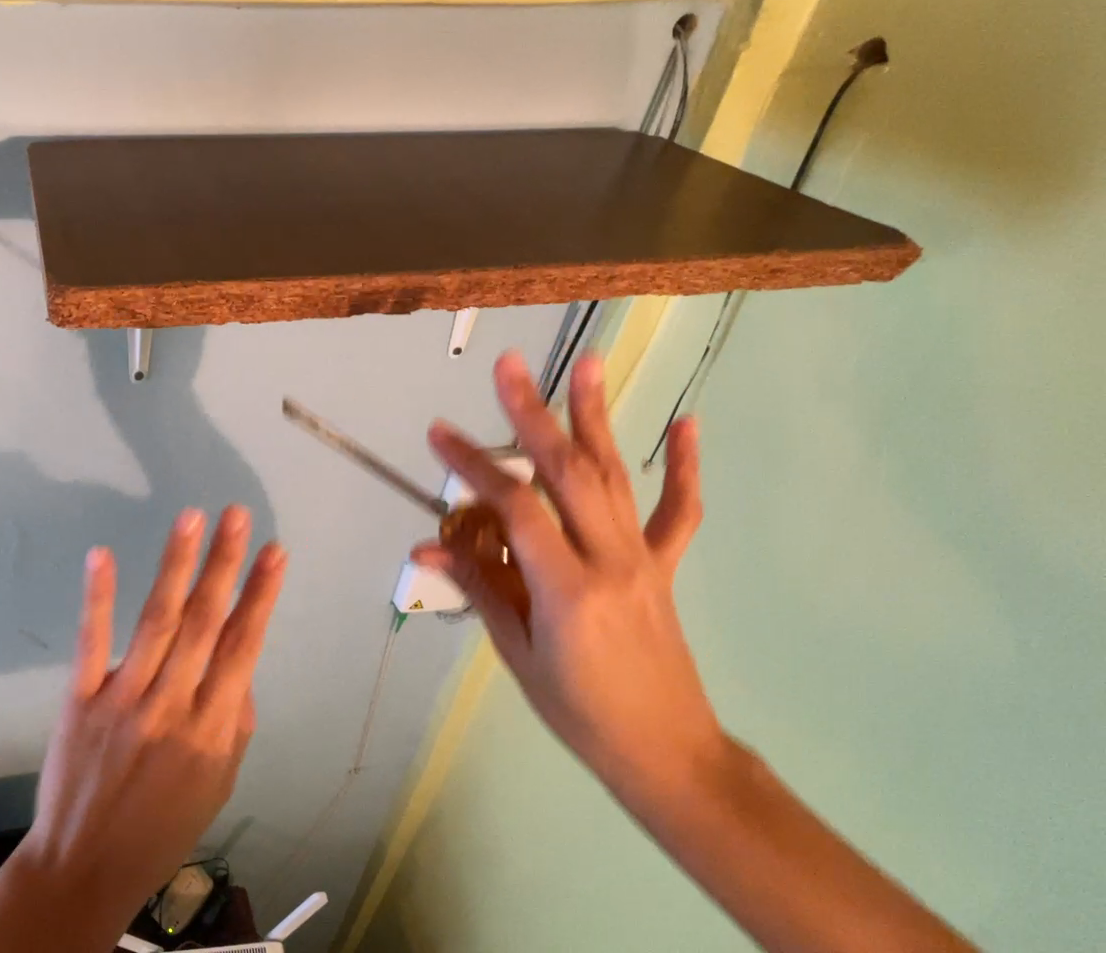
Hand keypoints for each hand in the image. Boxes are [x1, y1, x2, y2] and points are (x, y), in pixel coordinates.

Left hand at [8, 507, 285, 939]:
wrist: (86, 866)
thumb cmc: (161, 829)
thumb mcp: (218, 787)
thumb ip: (235, 724)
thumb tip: (241, 667)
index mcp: (212, 730)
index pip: (242, 649)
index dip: (260, 597)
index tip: (275, 553)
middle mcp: (172, 707)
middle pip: (203, 624)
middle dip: (224, 565)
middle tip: (237, 515)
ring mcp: (123, 699)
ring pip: (156, 622)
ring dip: (175, 566)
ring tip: (191, 519)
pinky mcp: (80, 699)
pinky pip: (91, 642)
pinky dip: (97, 597)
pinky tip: (101, 554)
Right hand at [414, 351, 723, 793]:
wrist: (665, 751)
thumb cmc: (577, 710)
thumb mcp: (516, 653)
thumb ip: (478, 587)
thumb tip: (427, 545)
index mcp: (567, 588)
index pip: (515, 508)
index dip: (473, 466)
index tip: (438, 432)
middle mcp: (610, 560)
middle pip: (568, 473)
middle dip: (533, 415)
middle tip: (508, 366)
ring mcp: (643, 559)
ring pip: (616, 476)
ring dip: (598, 416)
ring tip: (590, 362)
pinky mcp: (663, 566)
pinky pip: (677, 512)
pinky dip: (682, 466)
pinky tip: (686, 423)